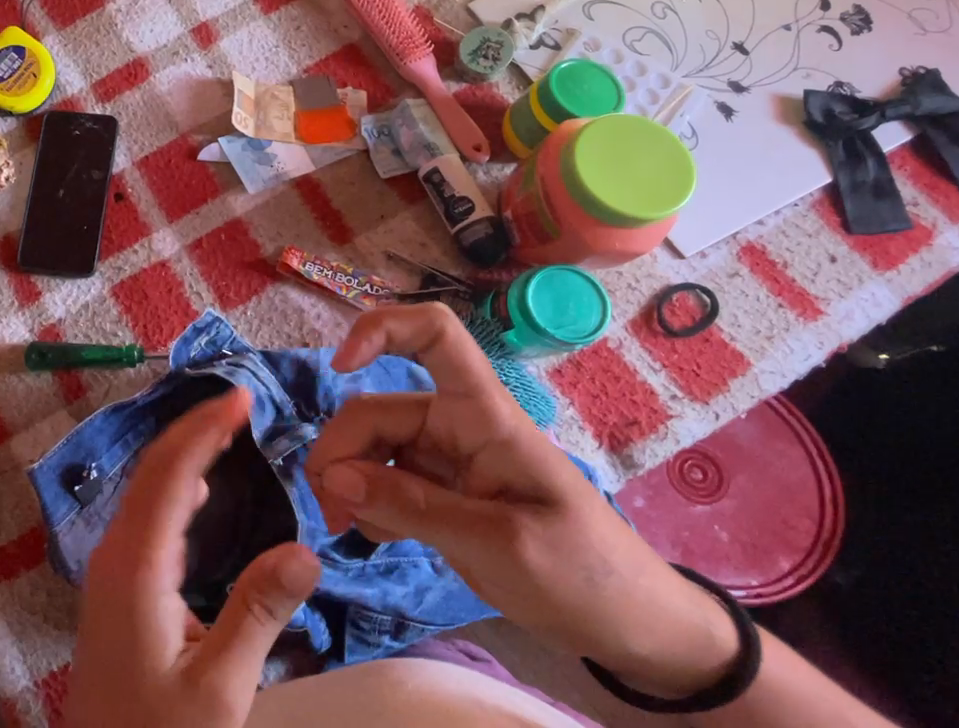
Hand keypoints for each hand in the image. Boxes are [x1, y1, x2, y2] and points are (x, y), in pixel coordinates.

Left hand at [67, 387, 320, 727]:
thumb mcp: (220, 687)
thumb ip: (258, 612)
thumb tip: (306, 549)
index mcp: (137, 565)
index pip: (170, 473)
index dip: (205, 429)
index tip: (241, 398)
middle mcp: (115, 553)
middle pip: (153, 471)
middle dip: (195, 431)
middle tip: (240, 403)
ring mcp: (110, 569)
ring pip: (146, 491)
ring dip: (184, 454)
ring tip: (227, 431)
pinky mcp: (116, 587)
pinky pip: (145, 516)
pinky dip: (174, 488)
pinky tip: (199, 490)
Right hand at [304, 304, 738, 697]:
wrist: (630, 629)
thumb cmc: (583, 572)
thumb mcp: (499, 543)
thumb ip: (412, 506)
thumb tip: (333, 476)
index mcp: (483, 415)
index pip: (434, 334)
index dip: (380, 329)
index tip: (339, 367)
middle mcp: (455, 426)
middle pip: (376, 411)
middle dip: (341, 450)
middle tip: (328, 510)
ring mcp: (443, 462)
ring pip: (370, 449)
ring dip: (346, 482)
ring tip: (346, 528)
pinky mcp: (437, 497)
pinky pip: (382, 484)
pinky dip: (365, 504)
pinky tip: (371, 537)